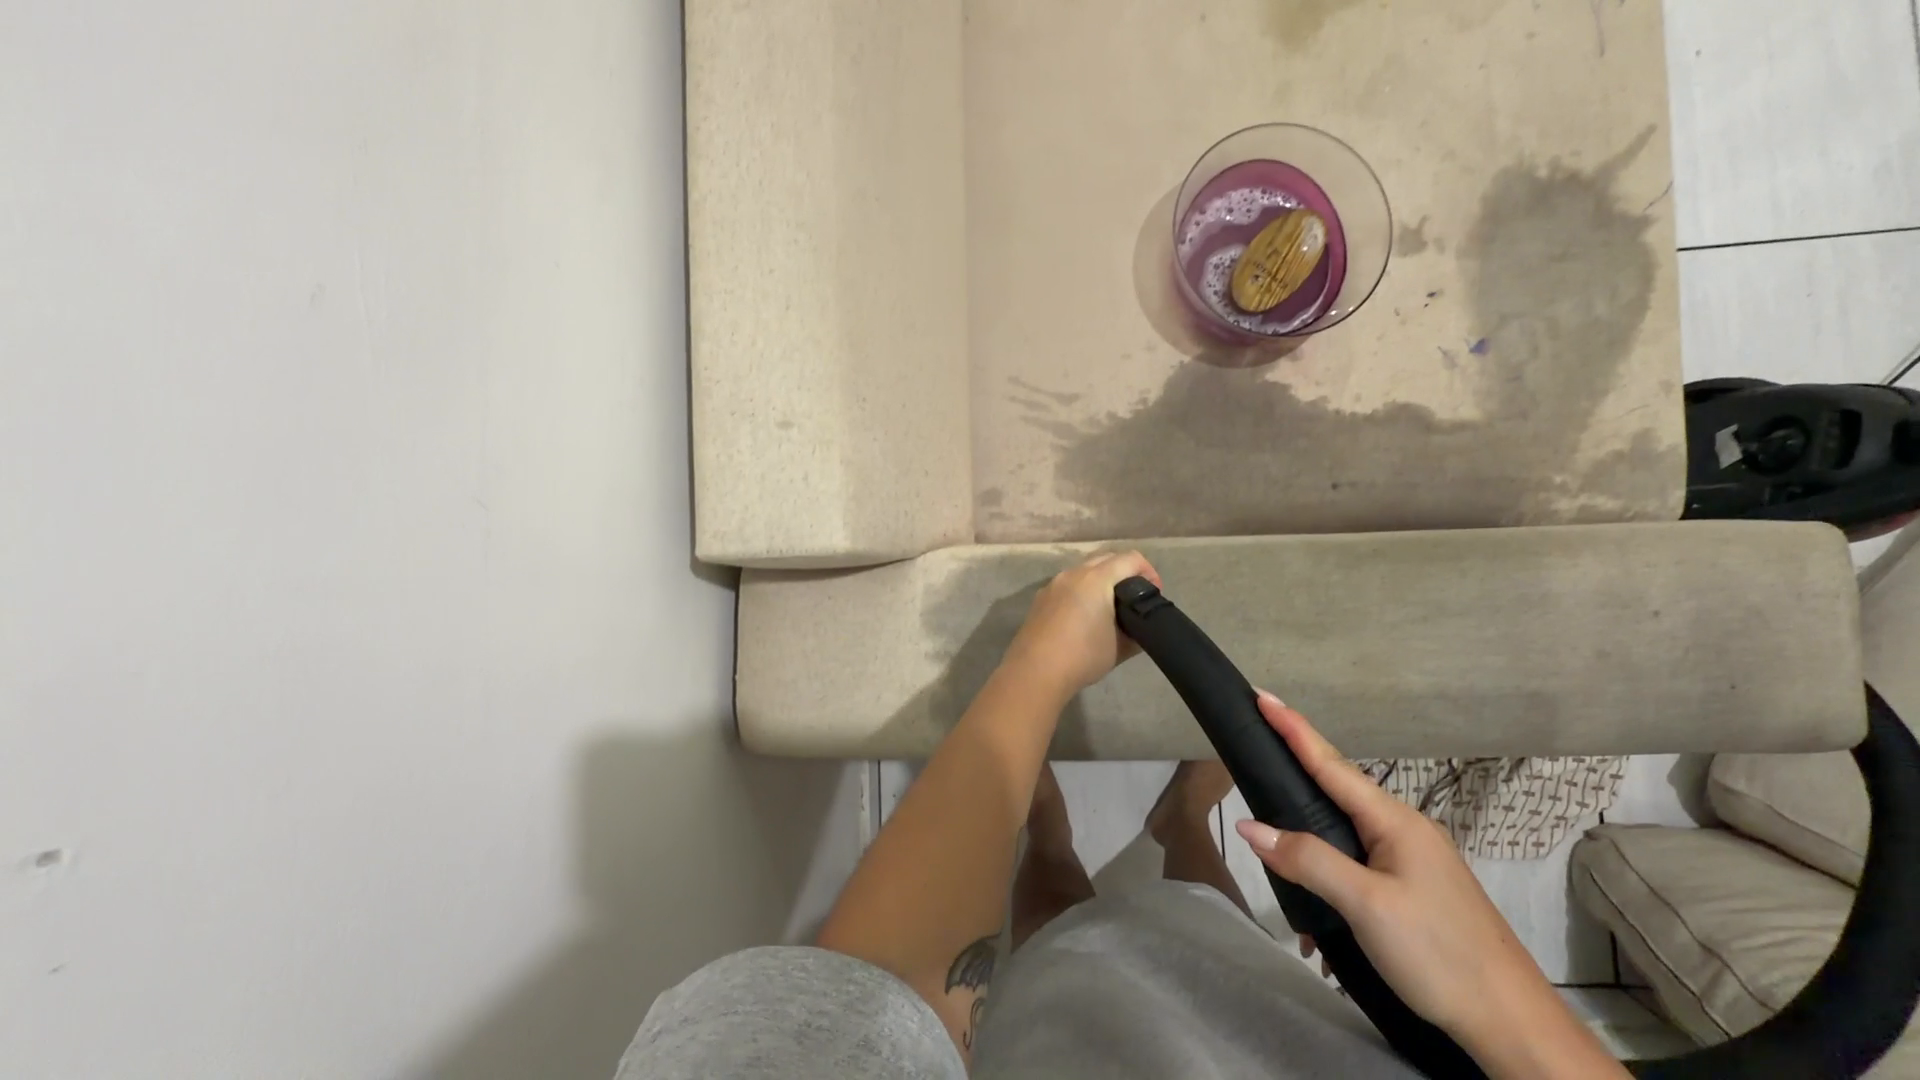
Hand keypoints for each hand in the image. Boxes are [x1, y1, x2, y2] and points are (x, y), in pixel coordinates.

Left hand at [1001, 551, 1160, 697]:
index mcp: (1096, 578)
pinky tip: (1084, 618)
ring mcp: (1053, 585)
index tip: (1155, 593)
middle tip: (1135, 597)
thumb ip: (1135, 633)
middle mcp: (1072, 574)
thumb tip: (1138, 630)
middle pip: (1105, 559)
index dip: (1149, 571)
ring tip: (1110, 607)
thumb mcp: (1120, 648)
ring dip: (1101, 581)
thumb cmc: (1083, 656)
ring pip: (1083, 571)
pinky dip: (1081, 592)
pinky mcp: (1040, 600)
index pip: (1130, 559)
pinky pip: (1067, 586)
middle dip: (1125, 572)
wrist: (1035, 672)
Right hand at [1231, 693, 1559, 1046]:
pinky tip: (1314, 923)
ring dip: (1307, 850)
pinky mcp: (1412, 891)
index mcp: (1394, 822)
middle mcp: (1403, 831)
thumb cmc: (1439, 953)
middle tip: (1255, 755)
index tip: (1262, 695)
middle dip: (1293, 777)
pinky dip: (1327, 884)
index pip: (1331, 764)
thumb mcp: (1366, 905)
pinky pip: (1355, 868)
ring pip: (1342, 837)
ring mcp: (1411, 862)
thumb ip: (1308, 860)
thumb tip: (1250, 826)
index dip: (1294, 729)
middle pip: (1335, 792)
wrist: (1510, 1021)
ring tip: (1275, 862)